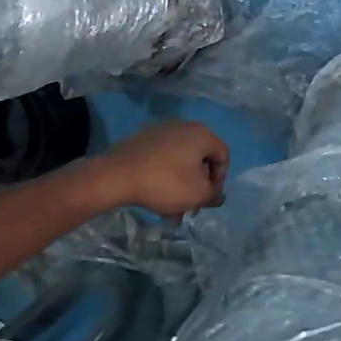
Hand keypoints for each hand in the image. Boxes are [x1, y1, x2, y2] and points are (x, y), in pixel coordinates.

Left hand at [95, 120, 227, 217]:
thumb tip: (218, 195)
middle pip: (200, 160)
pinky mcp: (145, 140)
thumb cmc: (165, 182)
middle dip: (197, 187)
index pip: (223, 156)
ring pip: (180, 163)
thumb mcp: (197, 194)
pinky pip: (164, 160)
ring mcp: (162, 132)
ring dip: (181, 188)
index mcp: (202, 135)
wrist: (117, 174)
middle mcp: (185, 127)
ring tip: (171, 213)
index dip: (220, 180)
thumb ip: (214, 195)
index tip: (208, 198)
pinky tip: (156, 200)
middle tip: (190, 208)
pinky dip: (165, 178)